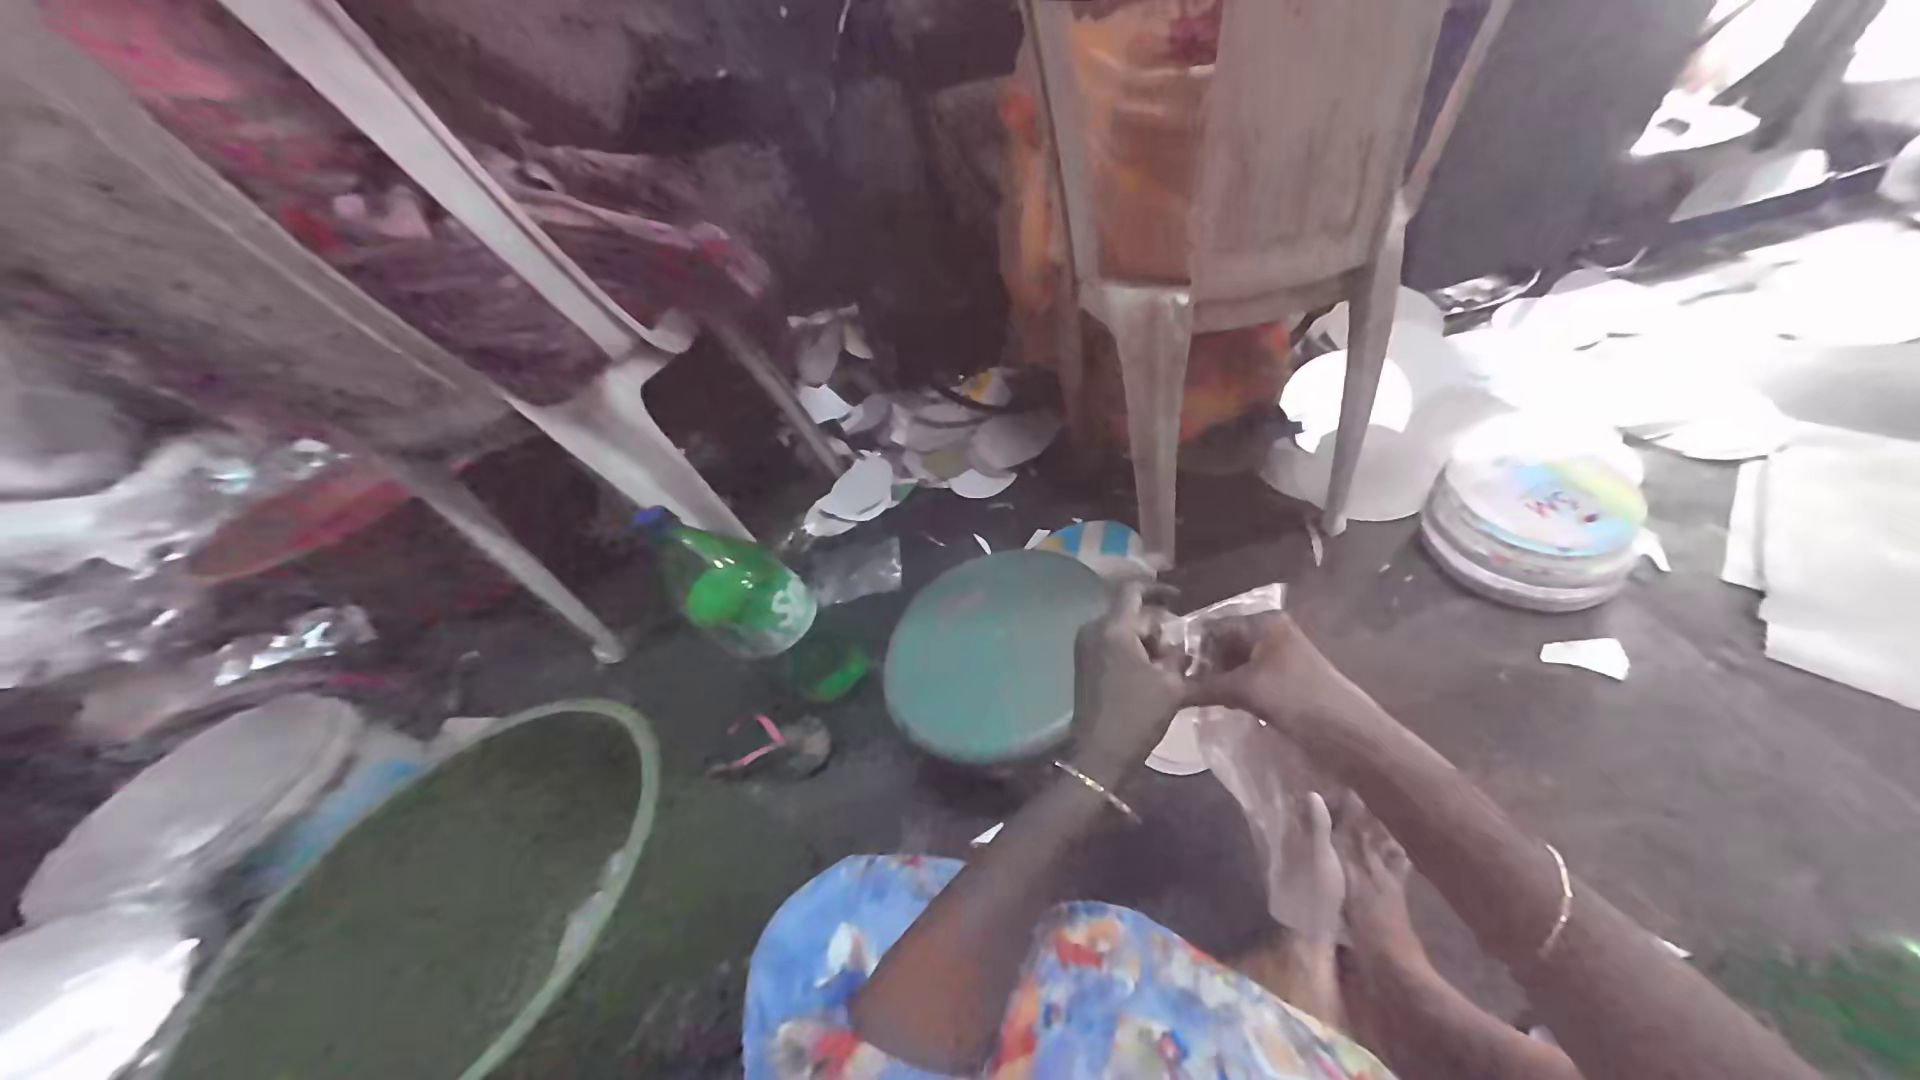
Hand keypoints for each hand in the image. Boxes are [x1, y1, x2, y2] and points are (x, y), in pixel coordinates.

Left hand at [1068, 582, 1187, 786]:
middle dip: (1157, 627)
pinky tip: (1150, 673)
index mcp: (1113, 628)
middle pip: (1130, 613)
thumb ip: (1178, 655)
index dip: (1158, 589)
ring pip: (1122, 630)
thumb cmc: (1138, 714)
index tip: (1181, 598)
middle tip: (1180, 650)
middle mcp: (1093, 629)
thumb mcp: (1171, 683)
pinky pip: (1112, 644)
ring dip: (1146, 641)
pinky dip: (1132, 651)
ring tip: (1169, 666)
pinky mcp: (1084, 662)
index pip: (1133, 590)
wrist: (1100, 751)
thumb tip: (1177, 645)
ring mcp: (1085, 646)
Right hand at [1188, 614, 1383, 758]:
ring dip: (1216, 681)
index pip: (1213, 627)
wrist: (1352, 738)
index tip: (1171, 672)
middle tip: (1181, 688)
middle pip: (1223, 644)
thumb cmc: (1298, 701)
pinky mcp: (1284, 683)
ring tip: (1196, 699)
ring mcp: (1279, 659)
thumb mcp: (1245, 690)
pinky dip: (1232, 692)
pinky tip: (1219, 706)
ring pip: (1234, 665)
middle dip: (1203, 666)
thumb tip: (1167, 691)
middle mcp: (1270, 634)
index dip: (1192, 649)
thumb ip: (1203, 687)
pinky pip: (1247, 681)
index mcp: (1264, 623)